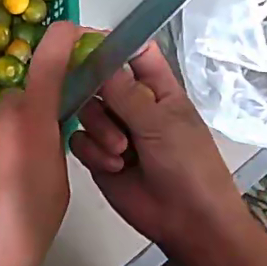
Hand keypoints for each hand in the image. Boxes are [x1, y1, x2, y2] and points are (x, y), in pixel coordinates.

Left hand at [0, 21, 82, 265]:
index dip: (61, 43)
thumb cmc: (23, 230)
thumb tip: (44, 129)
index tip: (71, 30)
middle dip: (31, 117)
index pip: (47, 66)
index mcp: (31, 124)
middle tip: (38, 154)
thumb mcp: (57, 186)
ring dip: (5, 140)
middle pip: (19, 102)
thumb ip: (52, 146)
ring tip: (7, 183)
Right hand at [68, 40, 248, 252]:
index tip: (82, 44)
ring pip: (84, 112)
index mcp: (157, 89)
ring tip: (120, 152)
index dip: (110, 45)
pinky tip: (113, 167)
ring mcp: (112, 130)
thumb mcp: (161, 123)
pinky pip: (78, 140)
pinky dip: (92, 153)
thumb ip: (125, 92)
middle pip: (98, 81)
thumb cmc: (188, 166)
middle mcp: (131, 105)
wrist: (186, 220)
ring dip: (100, 132)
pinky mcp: (96, 155)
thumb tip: (96, 60)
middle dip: (97, 97)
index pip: (132, 53)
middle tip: (101, 110)